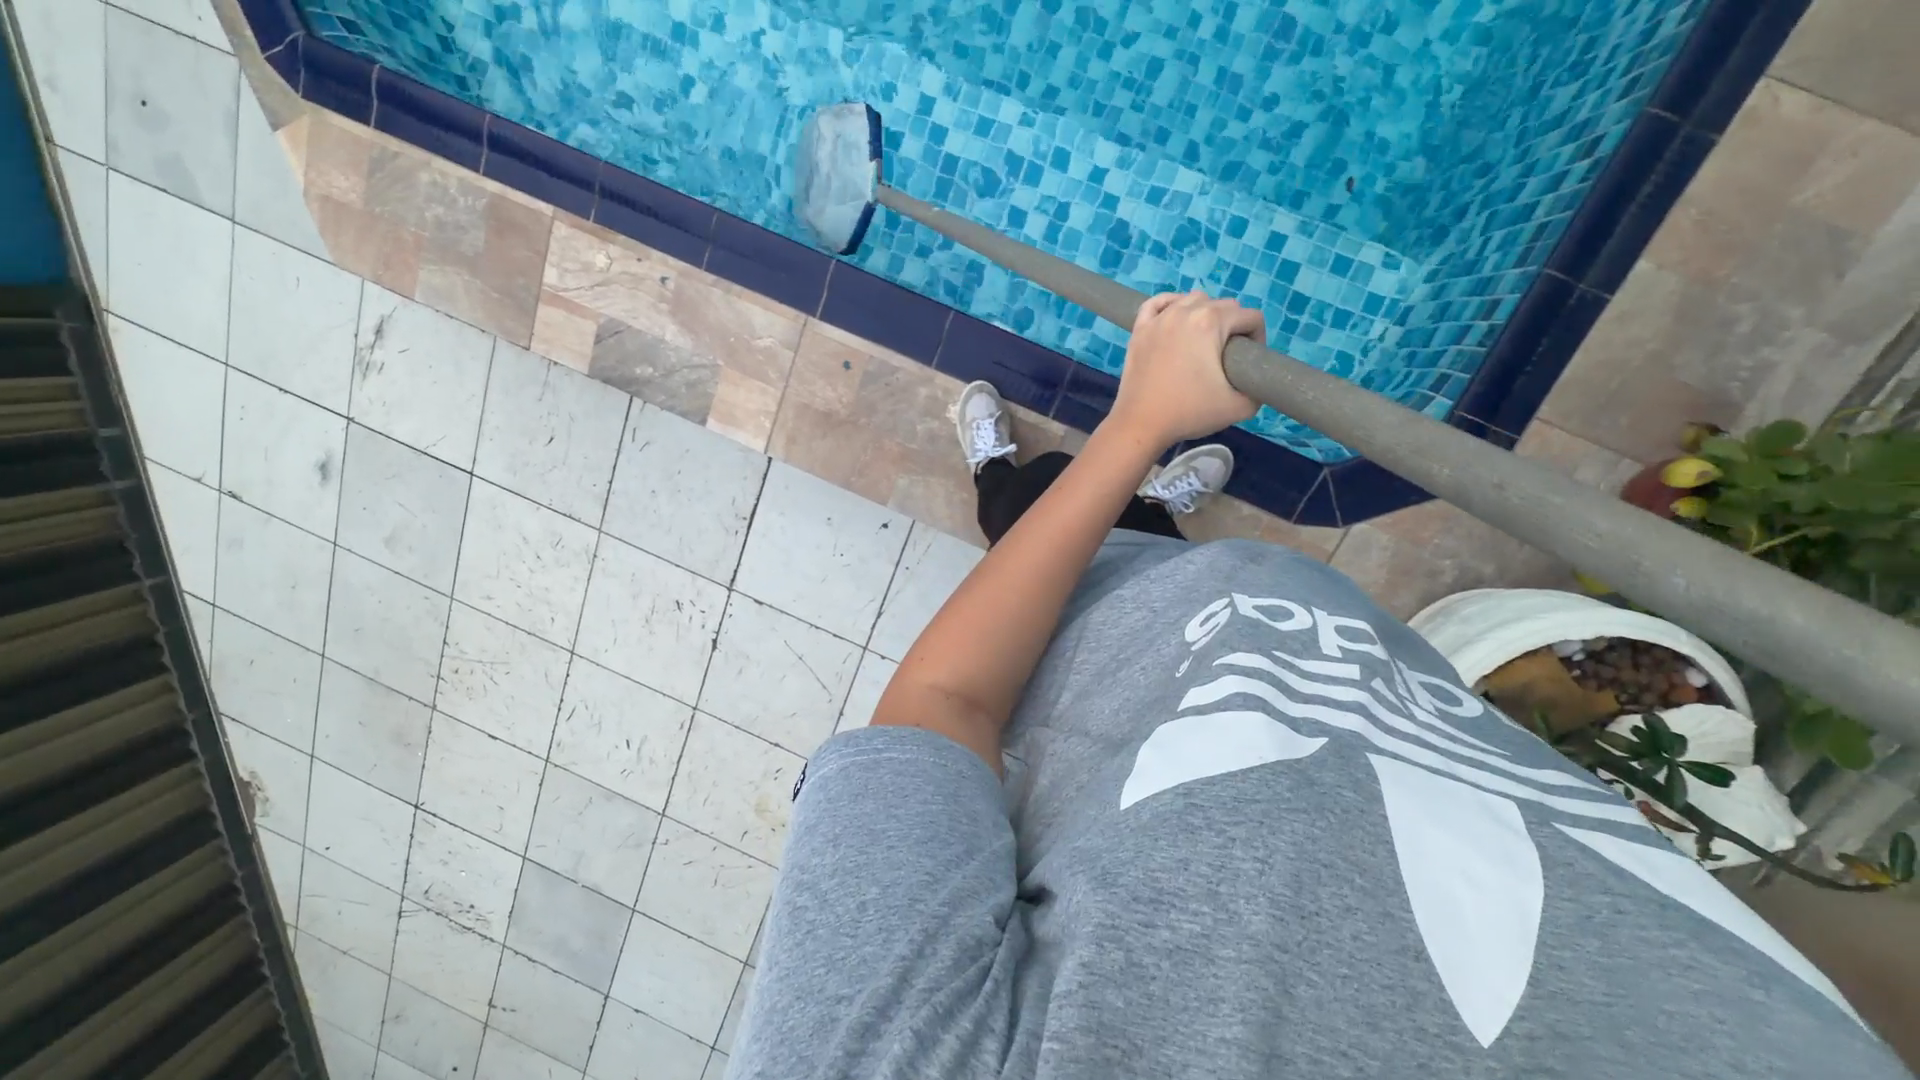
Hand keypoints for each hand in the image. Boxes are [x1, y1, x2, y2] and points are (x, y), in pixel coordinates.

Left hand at [1108, 290, 1263, 447]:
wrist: (1141, 424)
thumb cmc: (1189, 413)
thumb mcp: (1239, 407)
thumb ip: (1258, 391)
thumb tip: (1255, 384)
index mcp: (1211, 322)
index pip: (1250, 317)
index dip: (1258, 338)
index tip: (1249, 361)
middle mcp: (1185, 311)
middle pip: (1224, 305)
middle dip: (1233, 326)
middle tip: (1228, 356)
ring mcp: (1159, 318)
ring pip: (1192, 299)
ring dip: (1205, 313)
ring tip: (1204, 340)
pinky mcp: (1139, 329)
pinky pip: (1158, 303)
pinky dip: (1171, 305)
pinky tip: (1176, 320)